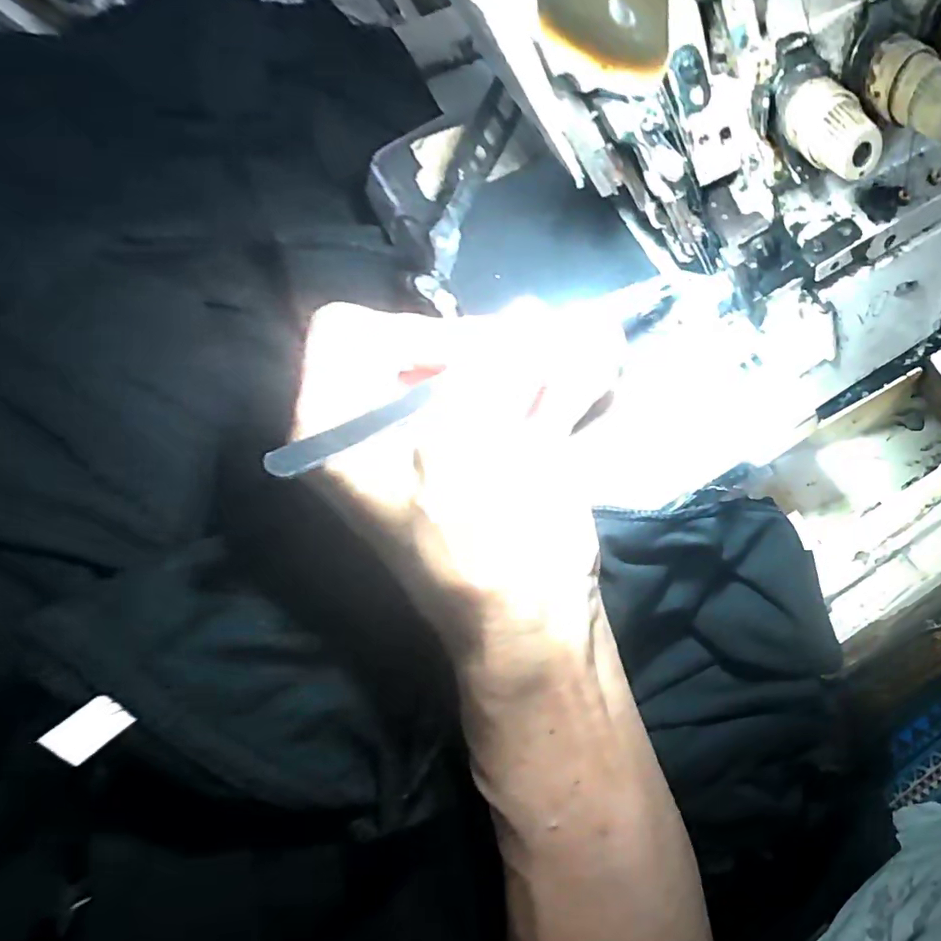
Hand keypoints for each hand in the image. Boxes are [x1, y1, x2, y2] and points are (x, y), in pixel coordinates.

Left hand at [290, 301, 623, 678]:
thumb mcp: (472, 447)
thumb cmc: (487, 545)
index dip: (425, 332)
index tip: (485, 358)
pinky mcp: (499, 457)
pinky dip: (559, 384)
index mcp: (341, 427)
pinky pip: (526, 402)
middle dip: (503, 341)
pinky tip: (599, 369)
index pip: (358, 332)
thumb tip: (531, 315)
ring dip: (543, 355)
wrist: (534, 625)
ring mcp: (449, 442)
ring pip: (492, 371)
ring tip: (596, 343)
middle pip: (437, 348)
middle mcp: (386, 428)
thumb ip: (496, 366)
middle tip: (555, 344)